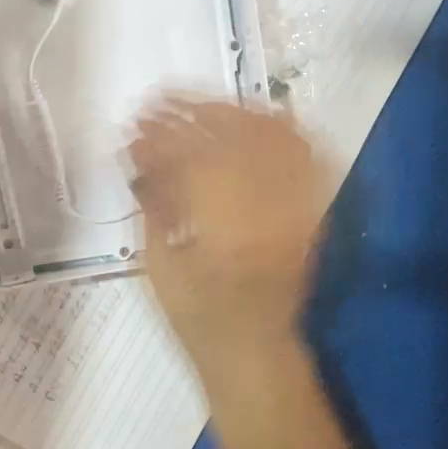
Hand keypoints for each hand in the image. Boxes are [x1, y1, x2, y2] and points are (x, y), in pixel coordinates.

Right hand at [129, 96, 325, 368]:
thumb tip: (136, 152)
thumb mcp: (160, 265)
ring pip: (270, 136)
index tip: (137, 120)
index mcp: (224, 229)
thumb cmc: (197, 316)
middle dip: (192, 111)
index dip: (162, 132)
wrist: (254, 346)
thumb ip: (154, 203)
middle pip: (233, 137)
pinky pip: (304, 153)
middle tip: (159, 102)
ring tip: (200, 104)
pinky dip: (279, 128)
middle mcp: (268, 211)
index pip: (193, 157)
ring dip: (232, 111)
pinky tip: (256, 115)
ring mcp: (296, 207)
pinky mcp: (311, 208)